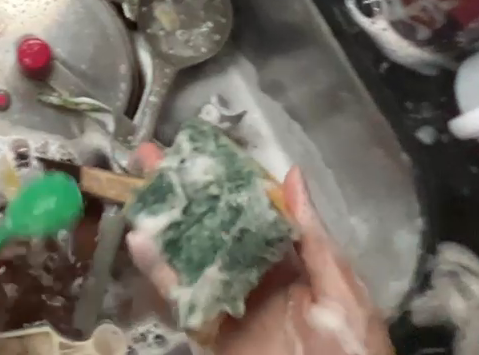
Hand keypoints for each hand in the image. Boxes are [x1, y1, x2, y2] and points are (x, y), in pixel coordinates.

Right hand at [125, 145, 391, 354]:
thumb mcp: (343, 299)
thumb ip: (314, 242)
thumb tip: (292, 174)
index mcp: (291, 262)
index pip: (253, 210)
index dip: (224, 178)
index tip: (197, 148)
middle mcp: (255, 275)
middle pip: (212, 224)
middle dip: (181, 190)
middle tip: (149, 156)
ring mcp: (229, 301)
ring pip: (188, 253)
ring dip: (161, 220)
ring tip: (135, 186)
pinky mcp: (209, 329)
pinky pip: (180, 296)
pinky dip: (157, 269)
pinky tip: (139, 240)